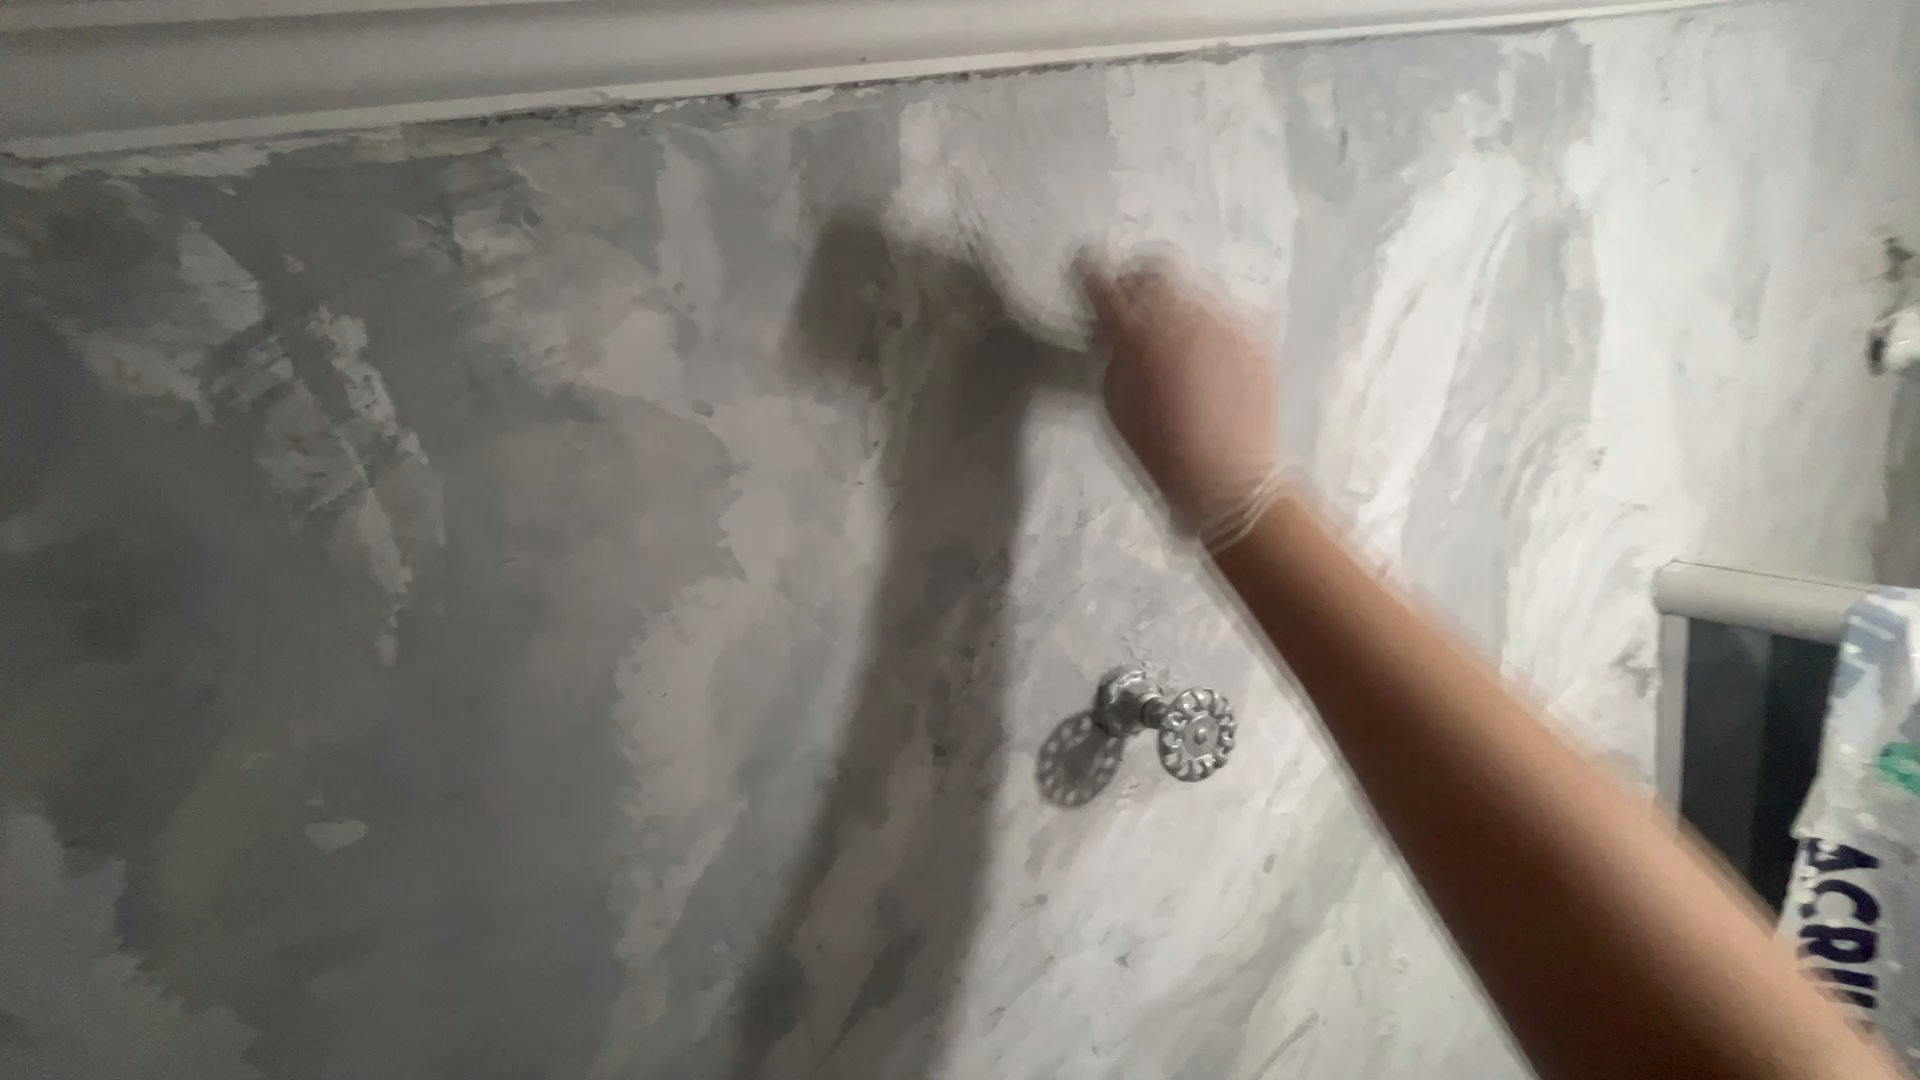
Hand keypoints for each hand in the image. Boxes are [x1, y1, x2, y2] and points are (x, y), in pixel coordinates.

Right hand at [1077, 252, 1283, 548]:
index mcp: (1139, 334)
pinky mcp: (1259, 332)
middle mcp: (1185, 313)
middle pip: (1158, 268)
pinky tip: (1210, 359)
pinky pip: (1226, 313)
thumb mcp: (1115, 406)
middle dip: (1141, 281)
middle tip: (1136, 307)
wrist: (1231, 480)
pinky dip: (1211, 326)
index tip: (1085, 267)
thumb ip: (1113, 353)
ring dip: (1179, 304)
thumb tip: (1116, 326)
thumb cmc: (1159, 452)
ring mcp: (1227, 319)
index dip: (1090, 271)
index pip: (1104, 282)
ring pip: (1195, 288)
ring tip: (1178, 340)